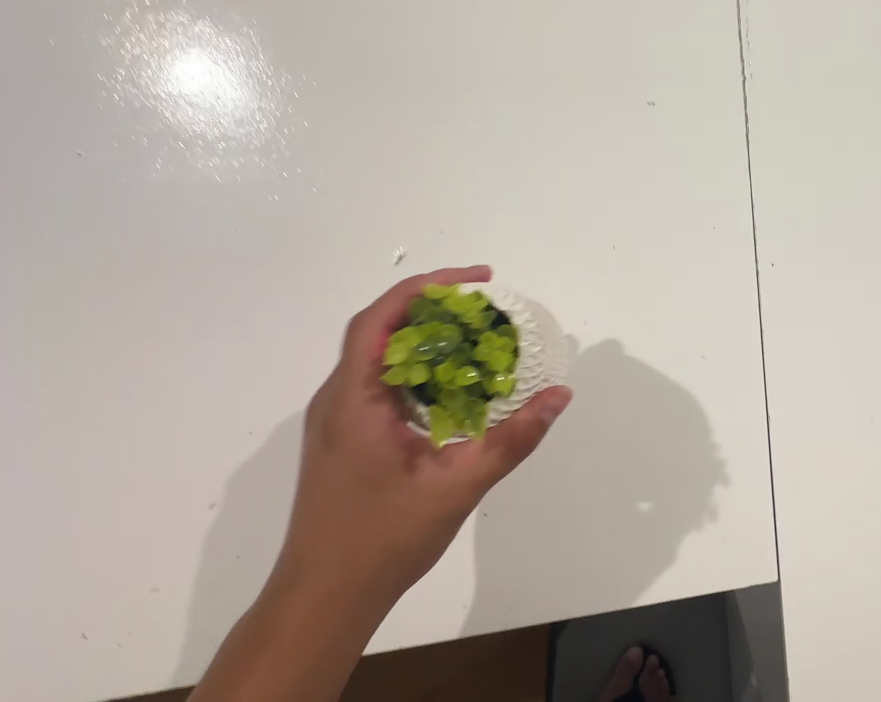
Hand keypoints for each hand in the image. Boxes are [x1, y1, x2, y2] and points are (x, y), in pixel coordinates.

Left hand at [275, 266, 573, 606]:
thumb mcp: (458, 486)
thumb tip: (559, 395)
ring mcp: (337, 421)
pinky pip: (380, 383)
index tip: (479, 281)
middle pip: (379, 329)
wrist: (321, 600)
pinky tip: (452, 389)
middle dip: (433, 306)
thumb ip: (512, 438)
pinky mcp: (344, 440)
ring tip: (476, 338)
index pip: (381, 319)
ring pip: (378, 357)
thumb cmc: (382, 540)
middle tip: (486, 307)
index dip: (428, 287)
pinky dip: (418, 368)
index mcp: (355, 401)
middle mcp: (337, 401)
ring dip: (425, 338)